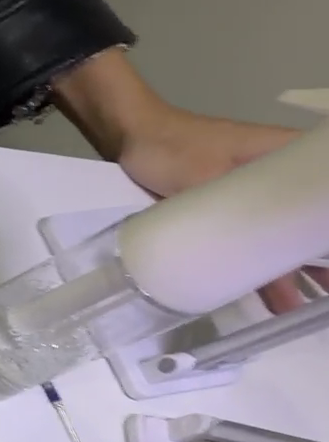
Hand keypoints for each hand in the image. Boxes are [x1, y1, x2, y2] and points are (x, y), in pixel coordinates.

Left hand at [117, 108, 326, 312]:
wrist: (133, 139)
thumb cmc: (177, 150)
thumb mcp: (208, 176)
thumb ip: (235, 201)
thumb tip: (260, 237)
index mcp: (294, 161)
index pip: (325, 198)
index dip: (325, 232)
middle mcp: (282, 180)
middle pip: (308, 223)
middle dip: (319, 257)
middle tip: (326, 289)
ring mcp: (252, 197)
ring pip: (279, 236)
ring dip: (288, 268)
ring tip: (297, 301)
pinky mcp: (223, 210)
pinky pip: (248, 239)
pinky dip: (254, 263)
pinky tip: (258, 289)